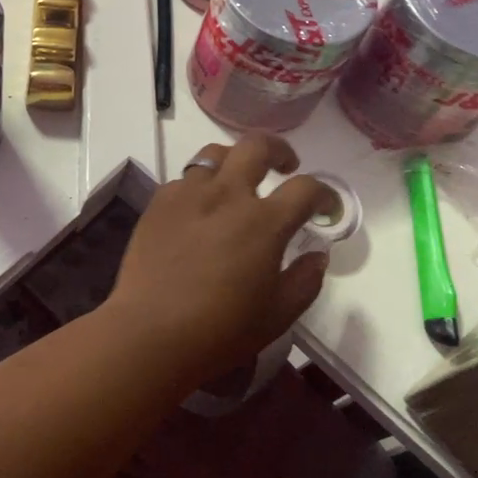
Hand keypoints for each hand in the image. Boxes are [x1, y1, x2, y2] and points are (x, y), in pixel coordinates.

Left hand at [100, 134, 336, 382]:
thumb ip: (305, 280)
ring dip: (234, 160)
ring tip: (238, 181)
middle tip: (285, 167)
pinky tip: (200, 208)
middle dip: (278, 150)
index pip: (306, 188)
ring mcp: (187, 194)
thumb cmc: (220, 330)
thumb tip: (318, 255)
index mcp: (263, 222)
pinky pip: (183, 179)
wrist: (151, 331)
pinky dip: (199, 185)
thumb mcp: (278, 314)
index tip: (326, 208)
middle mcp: (226, 195)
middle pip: (256, 146)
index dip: (325, 194)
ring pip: (214, 154)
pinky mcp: (157, 203)